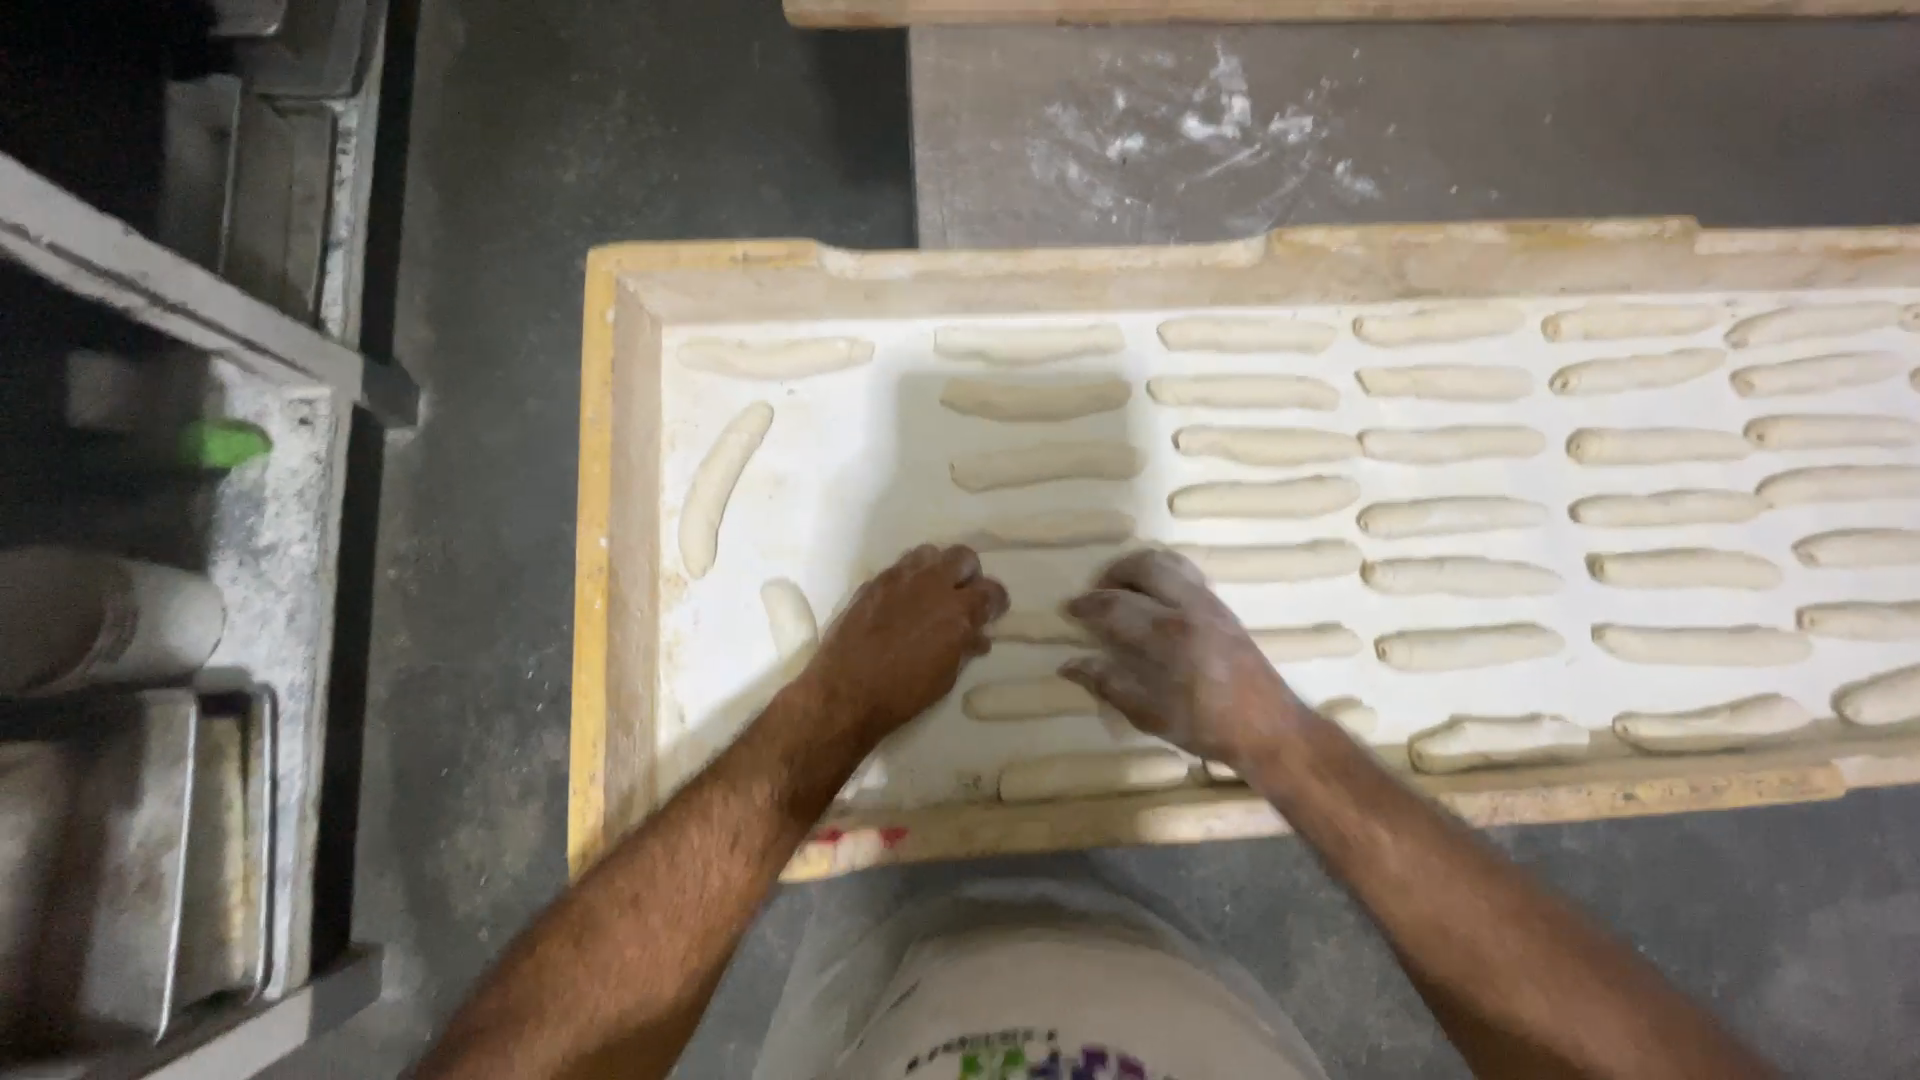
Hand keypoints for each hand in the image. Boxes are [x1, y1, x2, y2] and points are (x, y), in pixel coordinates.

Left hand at [802, 544, 1007, 745]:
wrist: (845, 691)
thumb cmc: (902, 694)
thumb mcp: (946, 677)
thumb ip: (964, 648)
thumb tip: (977, 636)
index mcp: (957, 612)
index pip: (991, 590)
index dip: (996, 601)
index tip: (992, 611)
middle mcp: (931, 585)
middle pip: (962, 556)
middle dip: (968, 574)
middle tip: (962, 596)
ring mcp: (899, 579)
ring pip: (928, 553)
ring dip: (936, 569)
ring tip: (930, 593)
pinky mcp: (873, 582)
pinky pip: (899, 567)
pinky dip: (908, 579)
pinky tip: (901, 602)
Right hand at [1061, 548, 1309, 768]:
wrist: (1269, 728)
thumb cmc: (1205, 726)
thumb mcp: (1149, 714)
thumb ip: (1107, 683)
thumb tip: (1069, 665)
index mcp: (1167, 636)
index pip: (1115, 605)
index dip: (1086, 605)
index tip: (1069, 609)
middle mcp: (1188, 607)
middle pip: (1142, 565)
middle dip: (1111, 574)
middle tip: (1096, 595)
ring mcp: (1209, 602)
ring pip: (1167, 561)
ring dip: (1137, 568)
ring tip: (1122, 589)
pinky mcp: (1222, 606)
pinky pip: (1185, 571)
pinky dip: (1161, 573)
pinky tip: (1153, 597)